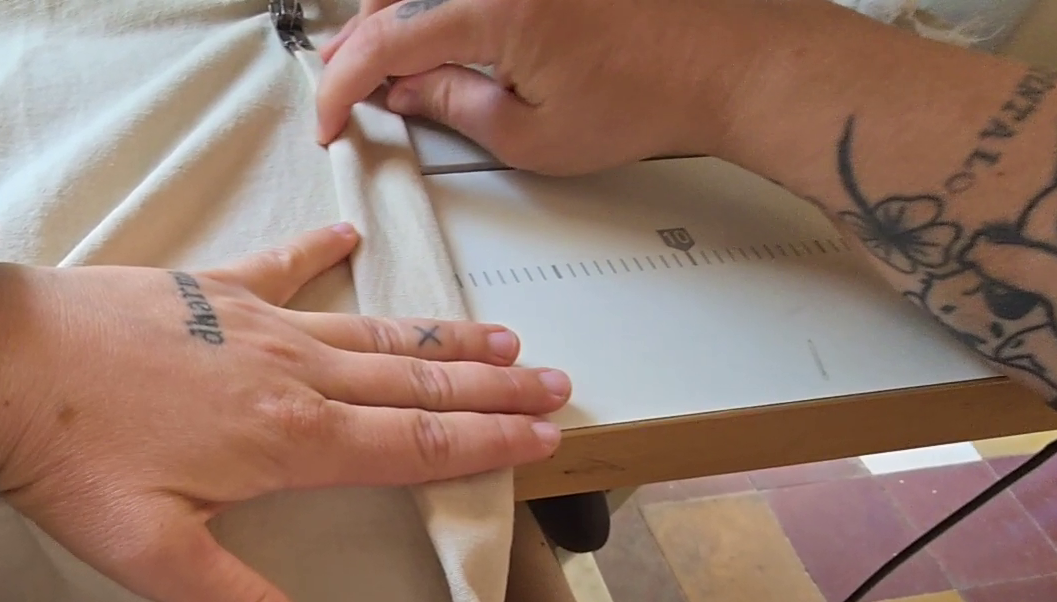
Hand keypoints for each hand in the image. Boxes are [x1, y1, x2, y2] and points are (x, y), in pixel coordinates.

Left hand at [0, 224, 570, 601]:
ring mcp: (248, 322)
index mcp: (286, 441)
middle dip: (487, 385)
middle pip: (410, 380)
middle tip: (553, 379)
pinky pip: (278, 267)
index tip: (543, 435)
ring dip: (436, 334)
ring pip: (367, 330)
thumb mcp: (150, 555)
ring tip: (498, 333)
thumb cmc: (72, 462)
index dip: (481, 442)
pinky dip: (318, 253)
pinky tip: (349, 235)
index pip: (410, 444)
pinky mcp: (204, 290)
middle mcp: (287, 374)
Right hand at [316, 0, 798, 174]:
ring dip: (391, 15)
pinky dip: (434, 2)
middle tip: (340, 88)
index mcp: (499, 5)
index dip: (344, 87)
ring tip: (372, 59)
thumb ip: (448, 103)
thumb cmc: (643, 100)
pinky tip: (427, 26)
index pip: (387, 41)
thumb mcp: (524, 134)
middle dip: (357, 45)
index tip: (327, 120)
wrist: (729, 62)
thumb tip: (399, 91)